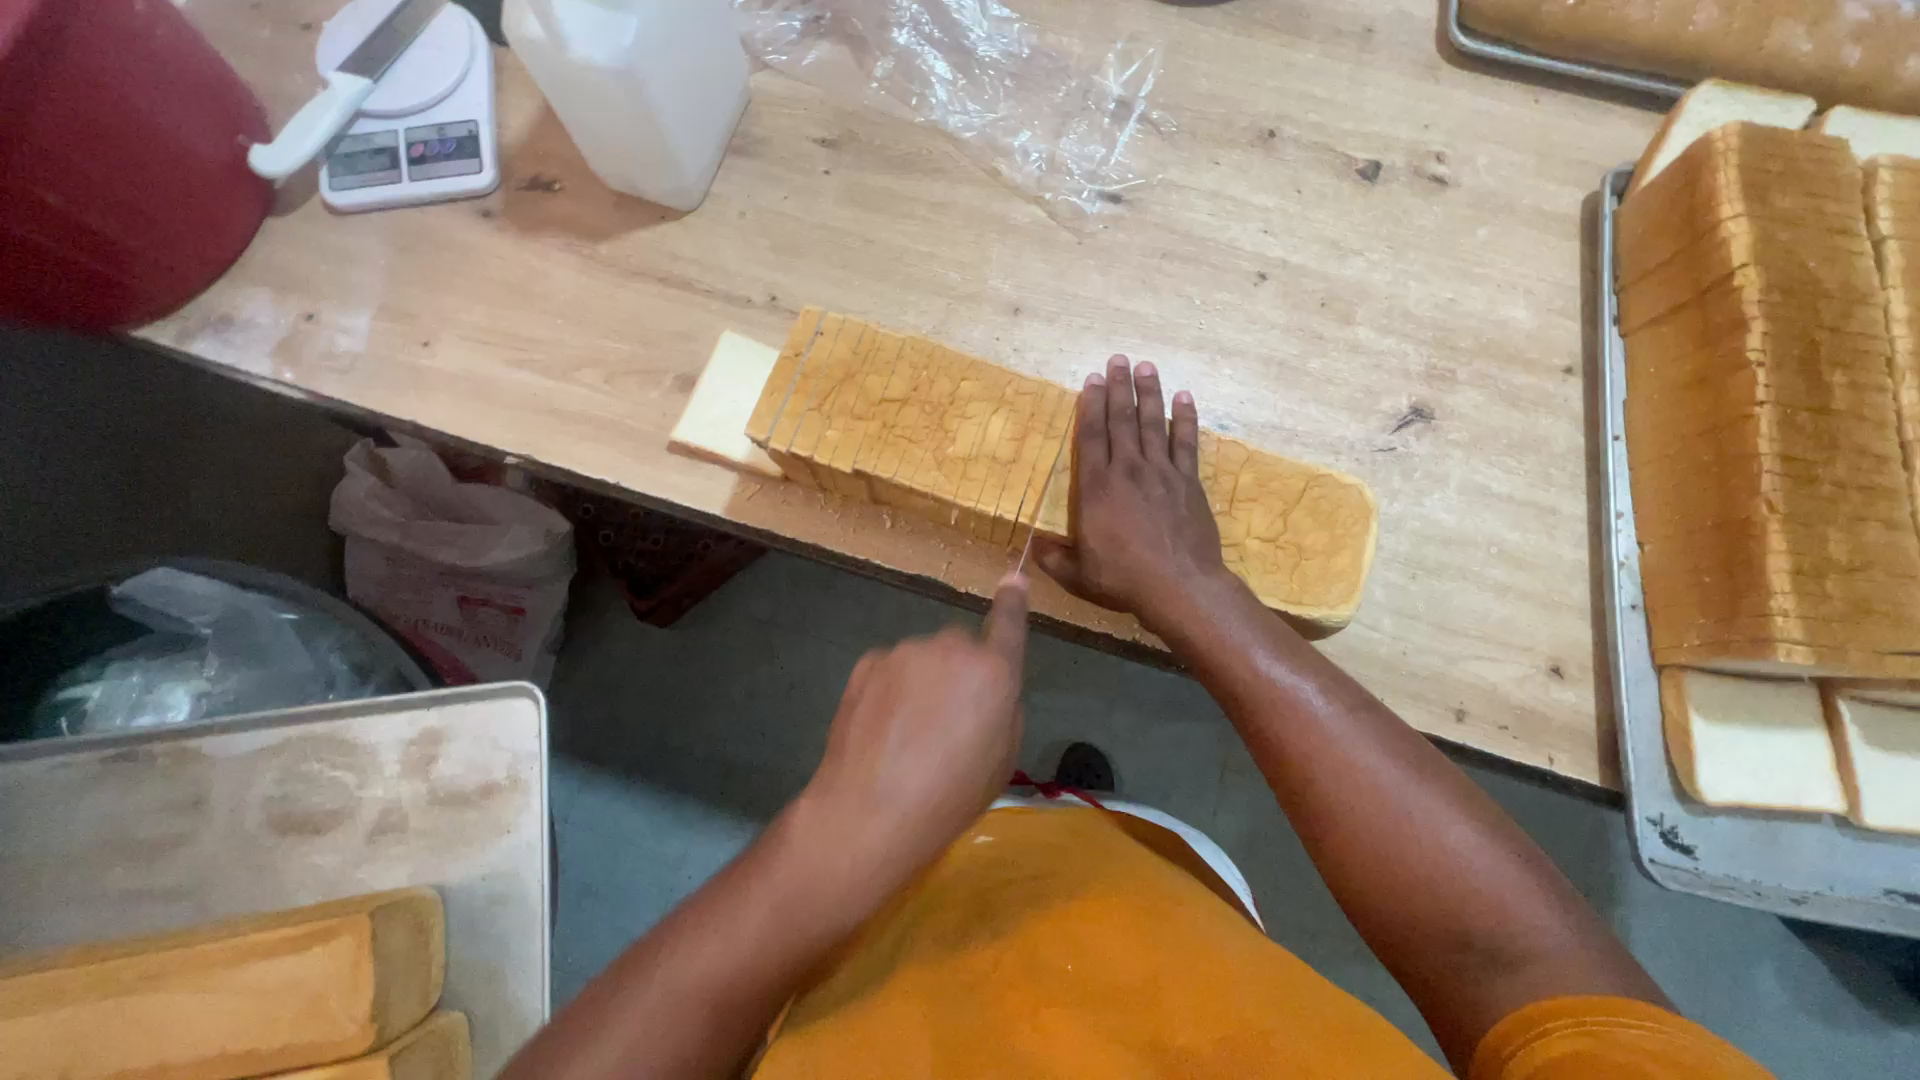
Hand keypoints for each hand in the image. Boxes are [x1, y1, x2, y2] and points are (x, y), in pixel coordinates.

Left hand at [794, 575, 1028, 888]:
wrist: (872, 808)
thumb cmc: (952, 795)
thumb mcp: (1004, 759)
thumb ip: (1003, 710)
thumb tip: (988, 689)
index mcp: (994, 672)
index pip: (1009, 624)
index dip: (1013, 602)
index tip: (1013, 578)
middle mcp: (952, 648)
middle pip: (961, 648)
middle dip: (958, 672)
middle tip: (947, 722)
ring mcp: (905, 651)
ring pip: (922, 659)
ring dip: (921, 683)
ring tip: (908, 734)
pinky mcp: (869, 662)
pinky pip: (890, 669)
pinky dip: (890, 690)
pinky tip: (881, 729)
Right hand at [1033, 354, 1239, 634]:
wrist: (1179, 585)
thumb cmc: (1123, 580)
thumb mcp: (1077, 575)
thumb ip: (1053, 558)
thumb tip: (1032, 545)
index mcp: (1096, 489)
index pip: (1091, 437)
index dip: (1090, 406)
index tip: (1091, 380)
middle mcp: (1127, 471)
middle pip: (1122, 420)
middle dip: (1119, 388)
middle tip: (1117, 359)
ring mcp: (1161, 473)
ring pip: (1153, 423)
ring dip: (1149, 393)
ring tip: (1145, 367)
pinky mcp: (1188, 482)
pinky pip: (1186, 442)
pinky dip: (1185, 418)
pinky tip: (1184, 397)